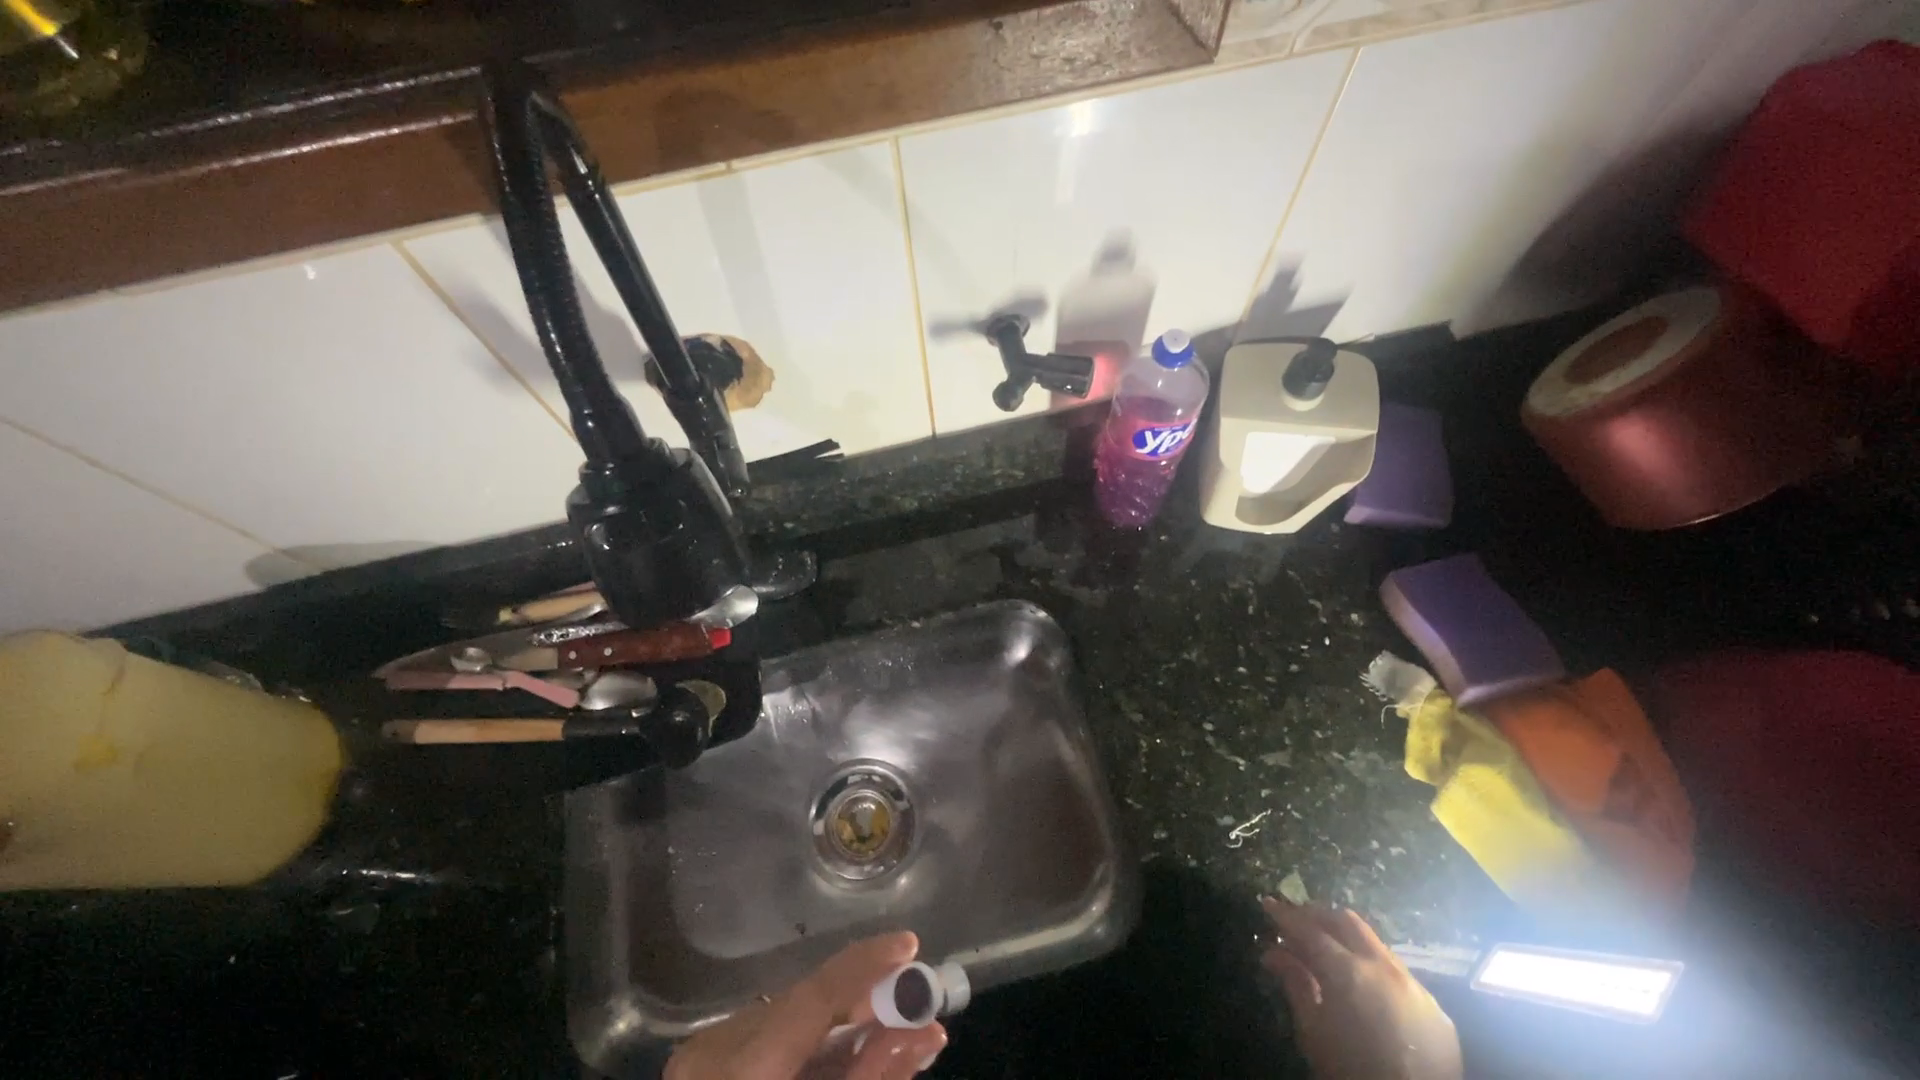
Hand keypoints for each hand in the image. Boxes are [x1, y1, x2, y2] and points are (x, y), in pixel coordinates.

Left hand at [665, 933, 947, 1079]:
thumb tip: (924, 1032)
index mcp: (740, 1073)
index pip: (812, 999)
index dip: (864, 966)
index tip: (909, 944)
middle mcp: (713, 1051)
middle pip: (803, 1004)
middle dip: (864, 999)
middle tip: (916, 999)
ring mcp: (701, 1056)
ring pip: (788, 1020)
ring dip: (842, 1023)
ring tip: (894, 1029)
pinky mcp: (703, 1063)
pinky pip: (769, 1039)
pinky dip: (813, 1045)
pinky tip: (850, 1053)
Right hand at [1260, 898, 1462, 1079]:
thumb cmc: (1352, 1074)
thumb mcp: (1313, 1033)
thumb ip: (1296, 985)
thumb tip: (1274, 954)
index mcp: (1349, 973)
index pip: (1310, 930)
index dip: (1286, 916)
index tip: (1268, 904)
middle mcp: (1385, 968)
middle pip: (1347, 922)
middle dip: (1318, 916)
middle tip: (1295, 921)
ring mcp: (1416, 987)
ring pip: (1376, 945)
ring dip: (1347, 940)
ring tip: (1324, 951)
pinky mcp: (1436, 1009)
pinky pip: (1398, 975)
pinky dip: (1372, 968)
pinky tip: (1362, 988)